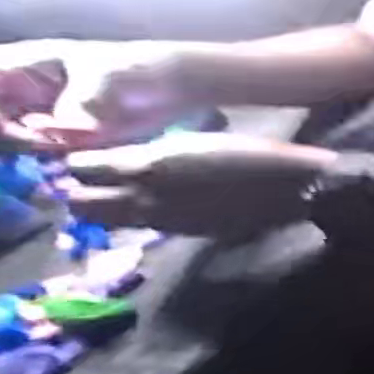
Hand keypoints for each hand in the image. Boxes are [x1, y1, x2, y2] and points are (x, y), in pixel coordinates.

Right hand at [0, 39, 201, 149]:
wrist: (180, 87)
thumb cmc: (139, 68)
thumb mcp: (111, 75)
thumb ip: (85, 101)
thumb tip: (63, 132)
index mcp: (8, 68)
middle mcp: (13, 96)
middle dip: (2, 138)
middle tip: (48, 145)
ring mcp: (38, 122)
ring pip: (8, 146)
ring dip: (34, 155)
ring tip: (77, 150)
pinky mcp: (68, 144)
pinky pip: (48, 160)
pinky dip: (61, 165)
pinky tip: (91, 161)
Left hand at [60, 132, 338, 236]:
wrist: (295, 186)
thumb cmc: (249, 153)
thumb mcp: (191, 142)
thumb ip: (143, 153)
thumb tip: (101, 160)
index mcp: (144, 168)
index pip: (77, 168)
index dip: (77, 161)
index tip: (84, 154)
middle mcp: (144, 199)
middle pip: (80, 202)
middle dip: (80, 190)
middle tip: (95, 179)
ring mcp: (166, 221)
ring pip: (109, 219)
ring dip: (107, 207)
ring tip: (124, 193)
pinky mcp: (187, 232)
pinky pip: (145, 225)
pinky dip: (140, 216)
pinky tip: (160, 205)